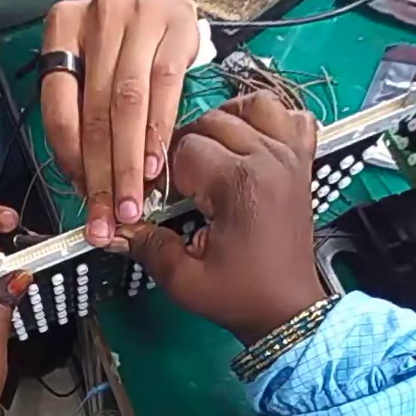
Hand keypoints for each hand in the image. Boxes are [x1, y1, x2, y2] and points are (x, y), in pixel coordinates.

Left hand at [41, 0, 198, 246]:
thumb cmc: (117, 47)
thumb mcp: (88, 73)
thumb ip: (82, 124)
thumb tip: (87, 188)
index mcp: (62, 32)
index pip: (59, 111)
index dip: (71, 163)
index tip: (83, 200)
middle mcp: (99, 21)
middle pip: (96, 116)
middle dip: (102, 178)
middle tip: (106, 219)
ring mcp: (139, 19)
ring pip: (128, 108)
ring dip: (129, 166)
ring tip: (130, 204)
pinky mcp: (176, 28)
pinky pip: (165, 90)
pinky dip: (158, 135)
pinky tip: (154, 166)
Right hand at [118, 92, 326, 343]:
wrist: (285, 310)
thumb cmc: (239, 297)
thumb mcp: (183, 280)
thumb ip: (148, 247)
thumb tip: (114, 230)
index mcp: (239, 183)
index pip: (184, 149)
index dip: (162, 175)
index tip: (158, 204)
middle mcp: (269, 157)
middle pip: (212, 121)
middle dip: (185, 149)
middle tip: (176, 189)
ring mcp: (291, 155)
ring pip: (250, 106)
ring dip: (221, 124)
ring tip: (206, 158)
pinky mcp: (301, 162)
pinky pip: (288, 116)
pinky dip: (265, 121)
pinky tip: (246, 143)